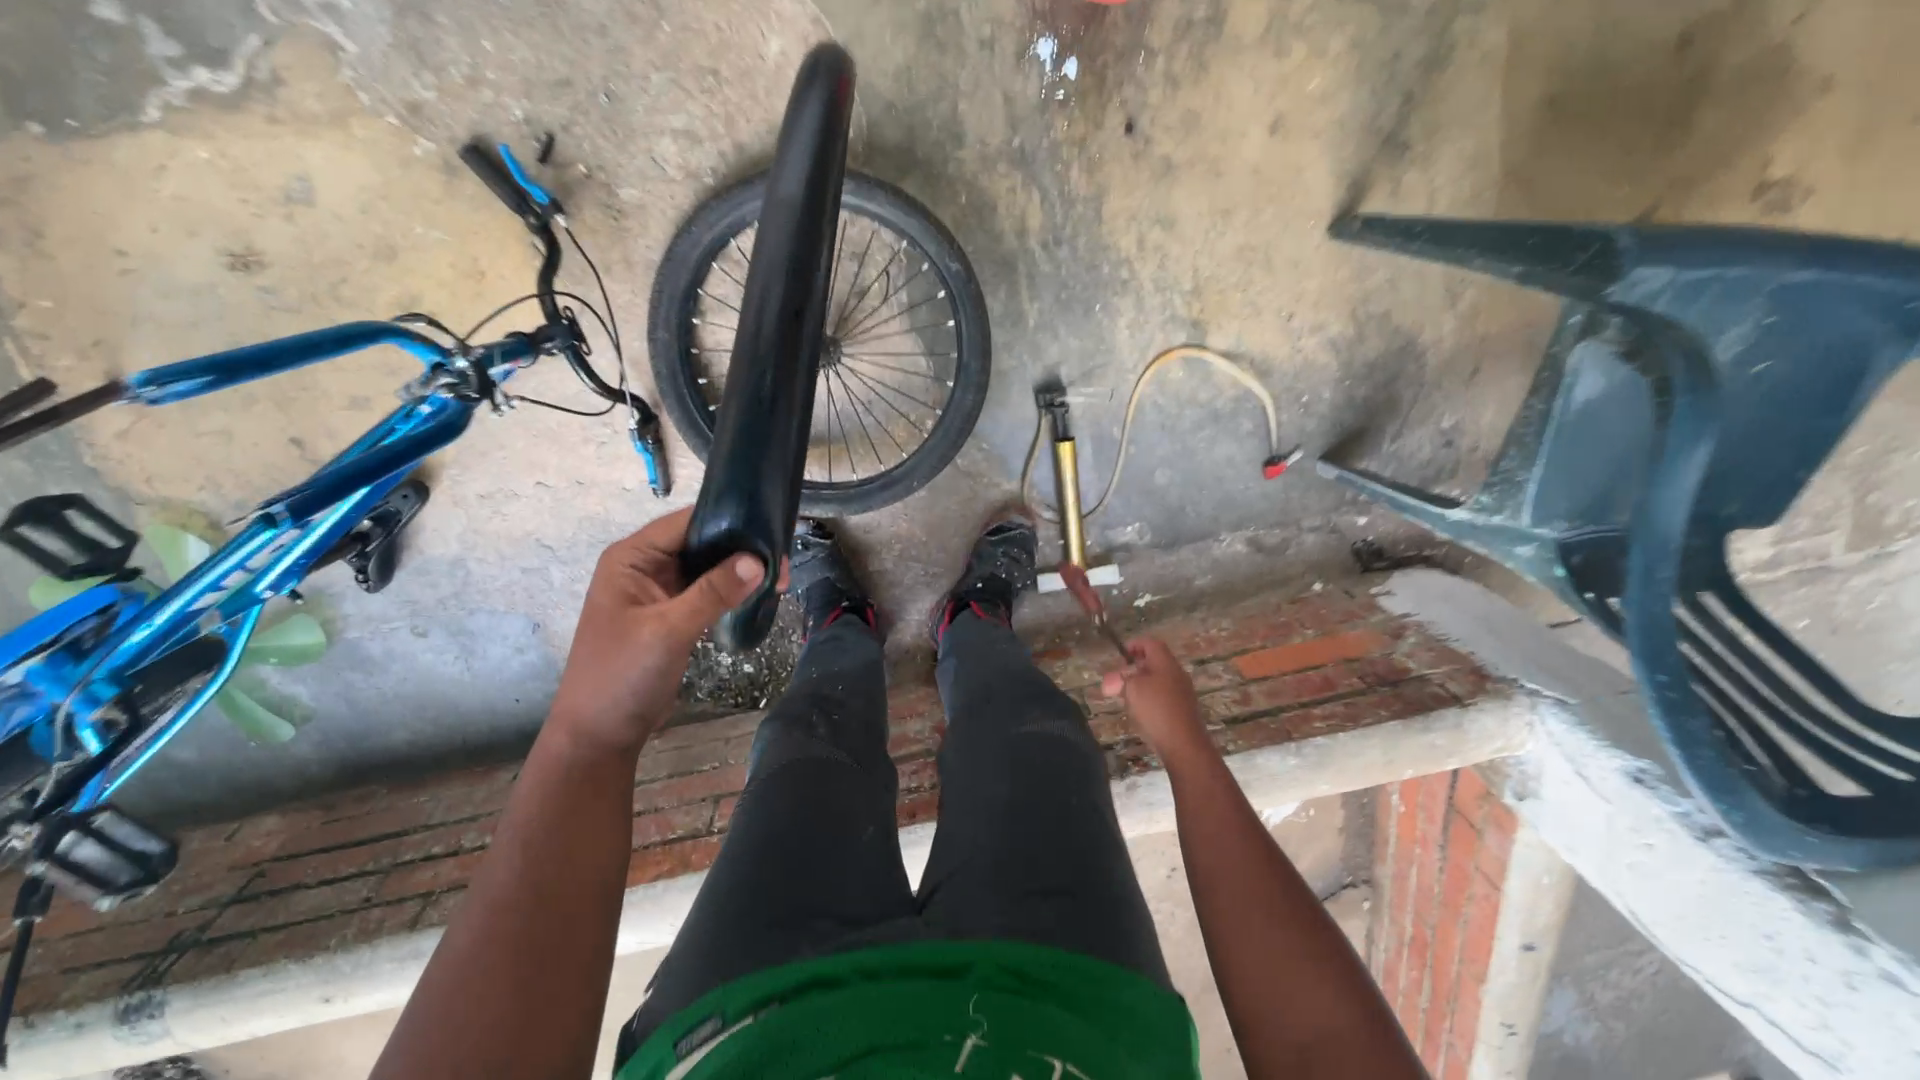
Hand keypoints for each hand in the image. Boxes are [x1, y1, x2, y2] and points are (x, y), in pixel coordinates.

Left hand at [548, 508, 767, 754]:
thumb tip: (759, 561)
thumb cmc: (622, 676)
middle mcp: (644, 567)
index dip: (729, 520)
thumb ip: (713, 593)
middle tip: (785, 562)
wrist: (599, 734)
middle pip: (700, 542)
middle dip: (741, 548)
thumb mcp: (668, 631)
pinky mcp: (671, 616)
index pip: (686, 522)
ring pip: (707, 568)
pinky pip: (706, 592)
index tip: (772, 530)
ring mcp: (658, 592)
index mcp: (632, 558)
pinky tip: (761, 596)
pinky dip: (731, 592)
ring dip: (740, 572)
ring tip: (781, 579)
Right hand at [1101, 636, 1212, 764]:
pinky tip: (1140, 713)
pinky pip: (1163, 697)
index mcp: (1166, 663)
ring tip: (1126, 696)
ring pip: (1159, 681)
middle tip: (1119, 677)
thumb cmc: (1156, 709)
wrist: (1184, 744)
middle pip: (1155, 662)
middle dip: (1135, 667)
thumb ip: (1120, 680)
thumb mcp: (1132, 689)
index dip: (1134, 644)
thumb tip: (1110, 680)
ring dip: (1141, 685)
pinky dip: (1149, 699)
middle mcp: (1177, 674)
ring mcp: (1182, 693)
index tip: (1120, 655)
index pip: (1151, 643)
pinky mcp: (1182, 711)